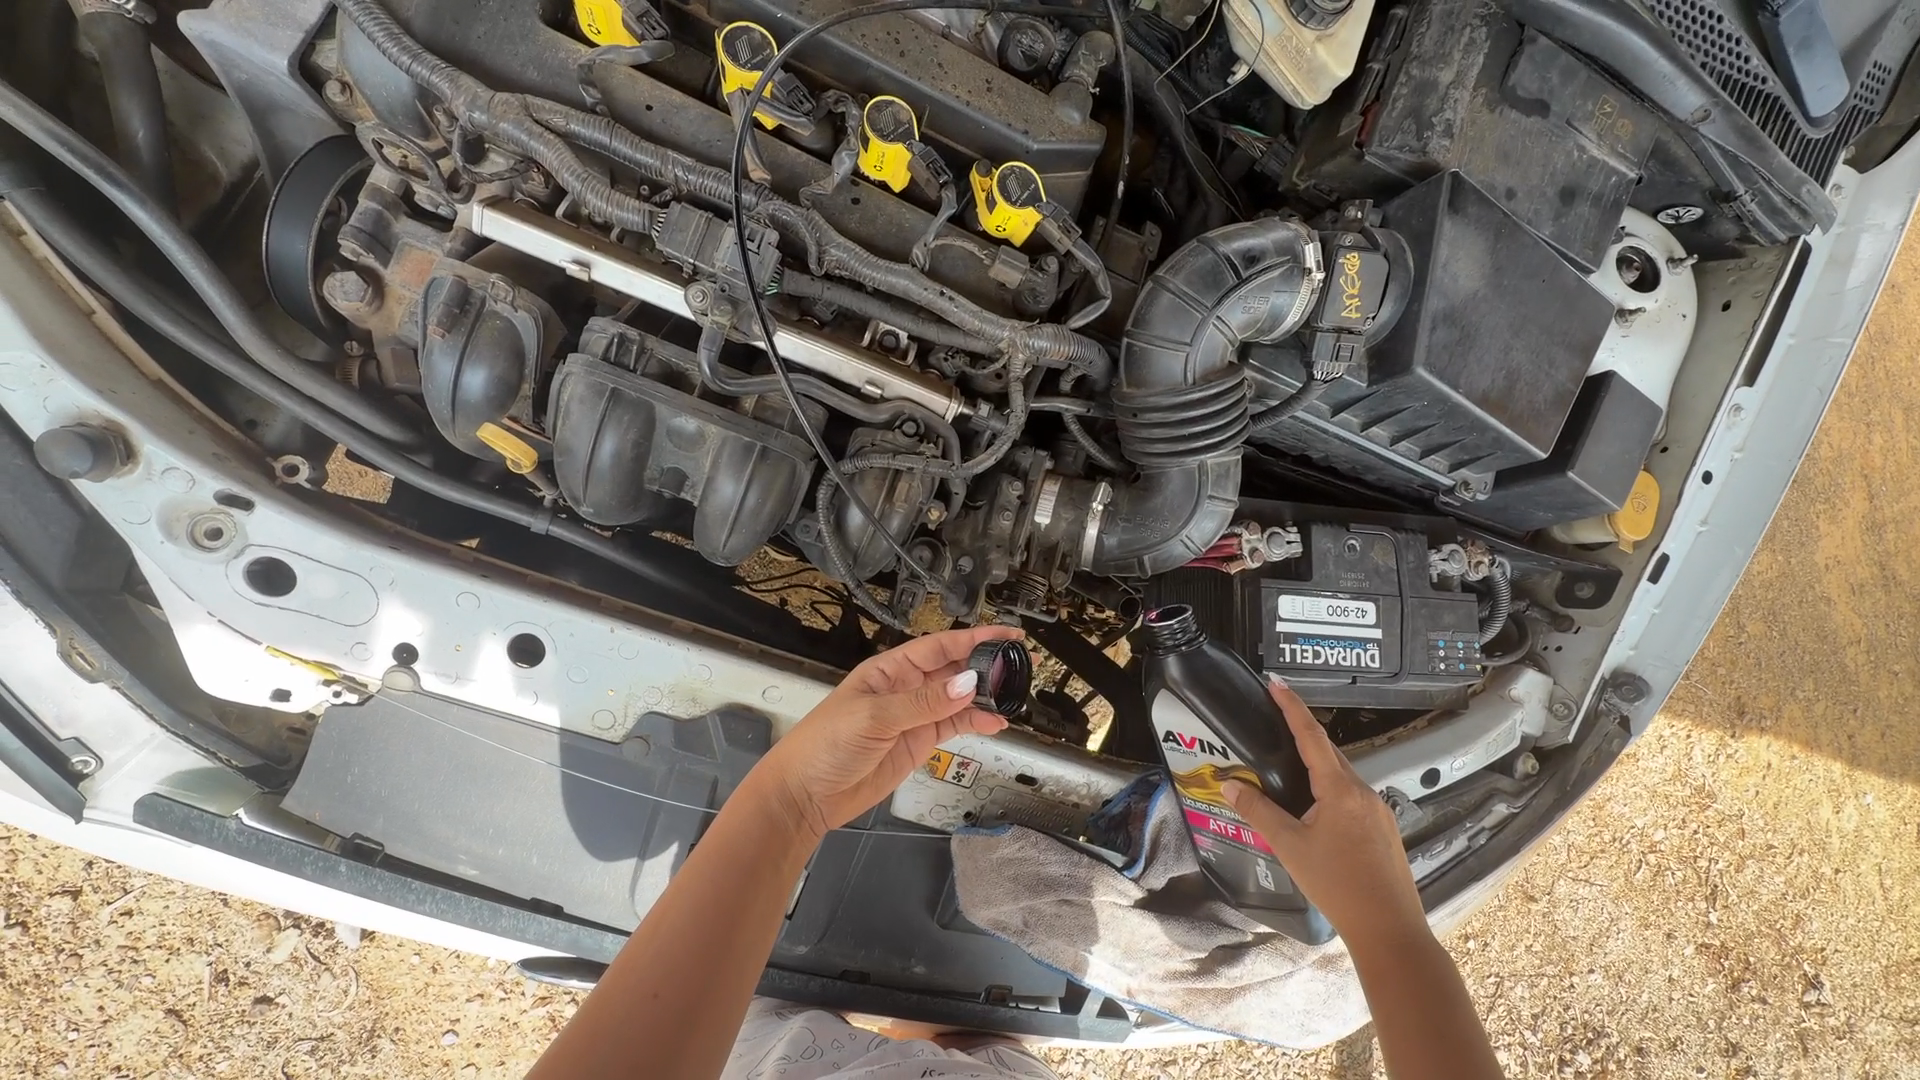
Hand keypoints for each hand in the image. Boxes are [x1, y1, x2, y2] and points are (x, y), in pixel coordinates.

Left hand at [744, 625, 1022, 842]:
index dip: (974, 639)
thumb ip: (924, 701)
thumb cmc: (826, 745)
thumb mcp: (875, 717)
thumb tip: (968, 682)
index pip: (940, 646)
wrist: (806, 795)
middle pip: (953, 669)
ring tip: (1016, 694)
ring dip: (986, 695)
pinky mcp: (918, 742)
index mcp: (890, 669)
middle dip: (986, 665)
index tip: (1007, 636)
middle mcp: (905, 687)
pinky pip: (953, 725)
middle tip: (1021, 665)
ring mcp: (913, 715)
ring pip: (958, 697)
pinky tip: (995, 721)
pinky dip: (976, 721)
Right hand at [1223, 677, 1428, 951]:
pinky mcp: (1384, 830)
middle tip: (1275, 719)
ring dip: (1317, 763)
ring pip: (1343, 775)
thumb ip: (1259, 811)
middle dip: (1303, 733)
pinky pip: (1352, 795)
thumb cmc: (1337, 885)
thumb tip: (1229, 785)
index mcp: (1340, 789)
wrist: (1390, 930)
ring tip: (1289, 764)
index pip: (1312, 736)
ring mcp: (1379, 811)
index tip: (1276, 682)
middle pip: (1330, 752)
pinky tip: (1315, 805)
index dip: (1292, 707)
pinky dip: (1330, 786)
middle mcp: (1364, 792)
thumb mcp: (1289, 846)